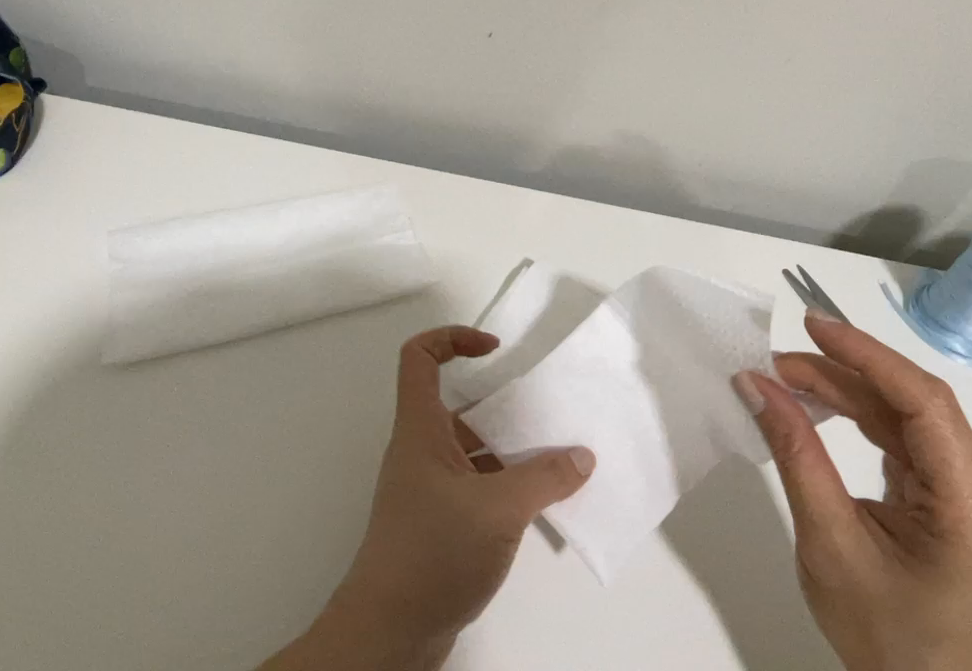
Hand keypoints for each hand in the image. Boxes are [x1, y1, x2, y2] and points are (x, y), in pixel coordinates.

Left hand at [262, 327, 595, 670]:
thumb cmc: (432, 552)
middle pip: (461, 406)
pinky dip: (509, 485)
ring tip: (561, 458)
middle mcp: (422, 451)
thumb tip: (581, 457)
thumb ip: (543, 479)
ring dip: (513, 451)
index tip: (495, 349)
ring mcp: (430, 488)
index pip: (419, 358)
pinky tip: (544, 500)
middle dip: (506, 405)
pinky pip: (479, 486)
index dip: (453, 339)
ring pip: (474, 451)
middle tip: (551, 412)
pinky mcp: (442, 522)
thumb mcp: (497, 510)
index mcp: (420, 430)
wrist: (389, 631)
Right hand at [733, 312, 971, 670]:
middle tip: (776, 362)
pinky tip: (824, 406)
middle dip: (844, 374)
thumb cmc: (879, 631)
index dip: (867, 356)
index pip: (925, 404)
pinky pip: (909, 444)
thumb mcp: (827, 541)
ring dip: (850, 394)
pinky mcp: (958, 501)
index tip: (811, 327)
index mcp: (970, 507)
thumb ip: (796, 454)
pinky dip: (863, 421)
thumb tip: (756, 385)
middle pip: (916, 407)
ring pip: (910, 421)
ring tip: (787, 377)